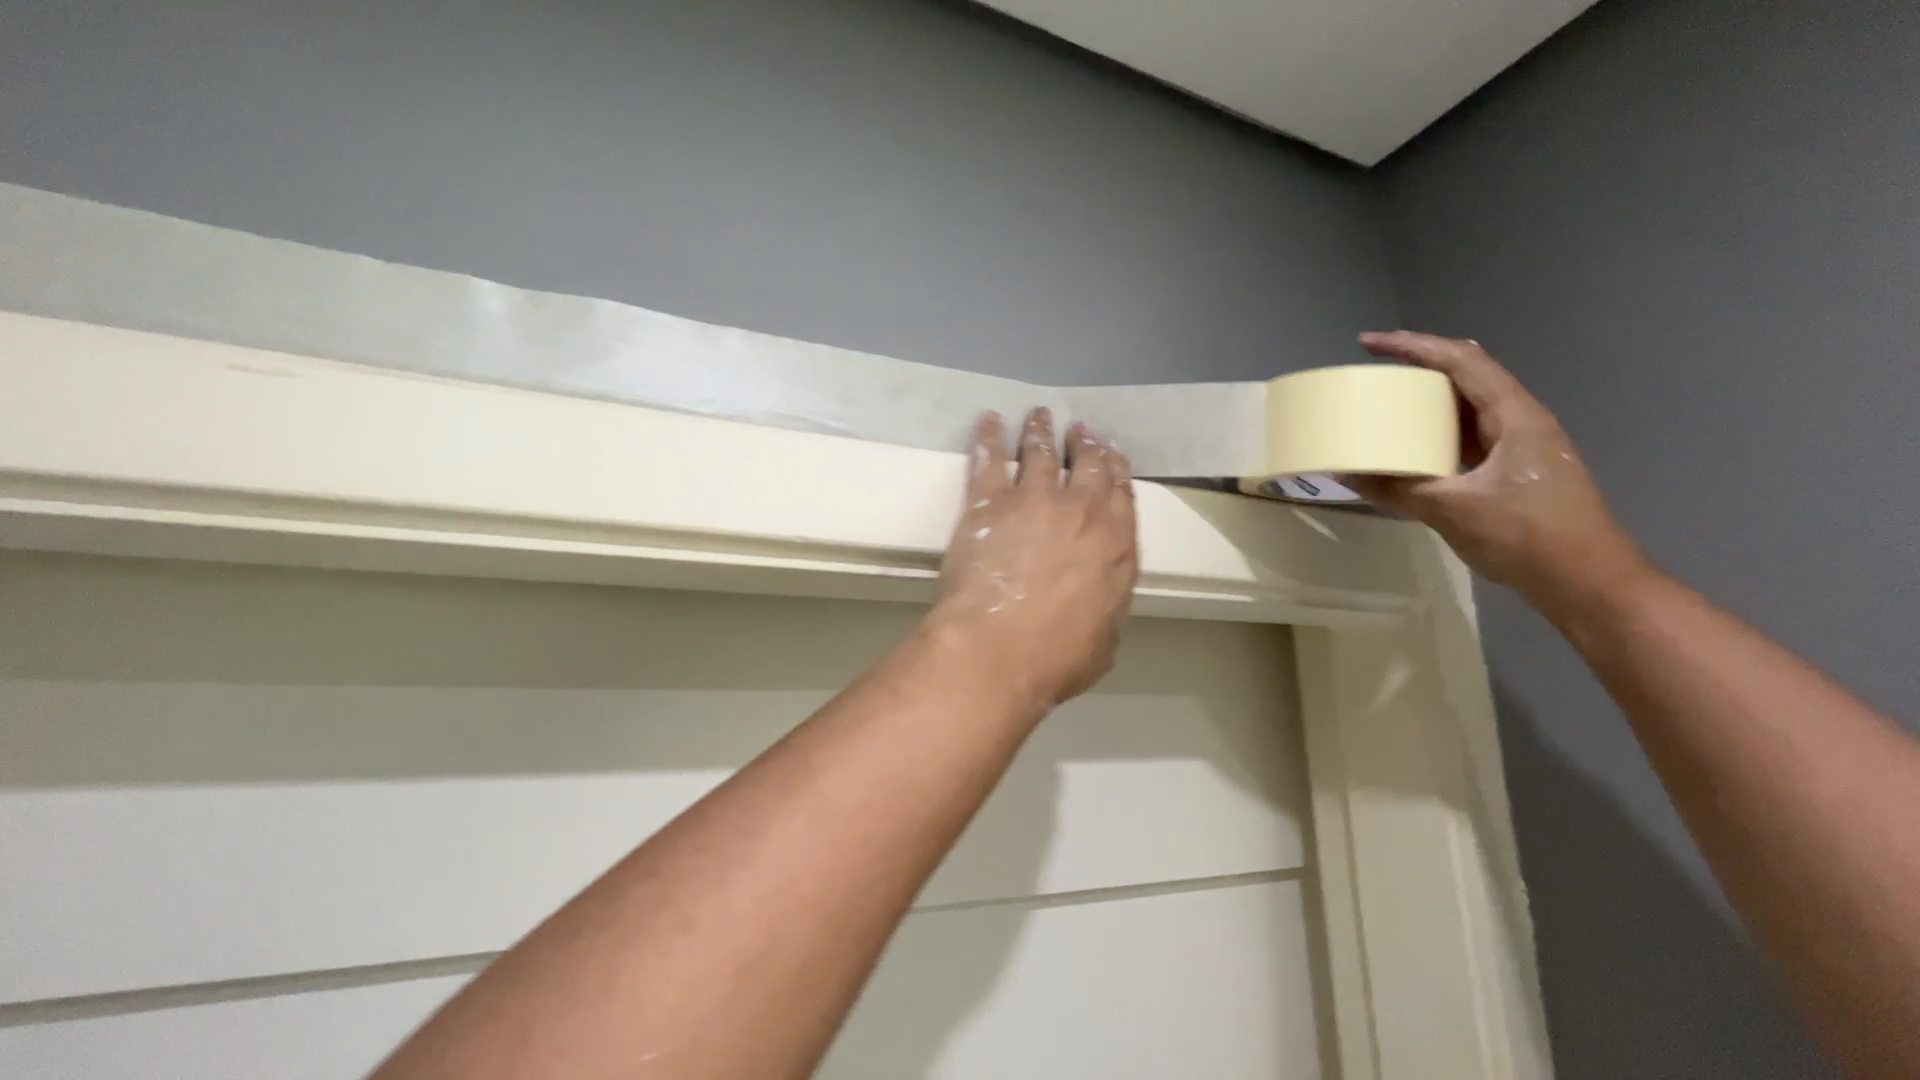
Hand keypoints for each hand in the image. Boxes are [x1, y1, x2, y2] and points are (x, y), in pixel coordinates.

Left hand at [929, 407, 1139, 708]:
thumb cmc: (1057, 658)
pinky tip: (989, 421)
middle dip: (1086, 444)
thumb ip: (1105, 610)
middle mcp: (1082, 513)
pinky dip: (990, 437)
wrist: (999, 647)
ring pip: (1041, 453)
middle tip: (1080, 429)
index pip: (1122, 496)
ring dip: (1041, 431)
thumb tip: (1098, 605)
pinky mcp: (988, 502)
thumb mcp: (1103, 643)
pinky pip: (990, 459)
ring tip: (1039, 415)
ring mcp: (1034, 501)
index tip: (1112, 455)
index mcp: (1117, 547)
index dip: (1117, 471)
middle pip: (1088, 466)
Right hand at [1350, 331, 1648, 605]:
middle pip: (1468, 376)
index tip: (1369, 344)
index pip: (1461, 361)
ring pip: (1471, 408)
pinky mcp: (1519, 473)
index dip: (1413, 346)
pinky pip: (1472, 438)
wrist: (1590, 582)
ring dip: (1431, 403)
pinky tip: (1417, 450)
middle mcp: (1522, 421)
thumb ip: (1398, 489)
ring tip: (1390, 408)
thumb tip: (1348, 474)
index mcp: (1514, 416)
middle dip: (1421, 368)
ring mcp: (1524, 447)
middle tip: (1377, 375)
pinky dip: (1441, 435)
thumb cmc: (1529, 536)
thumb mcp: (1454, 510)